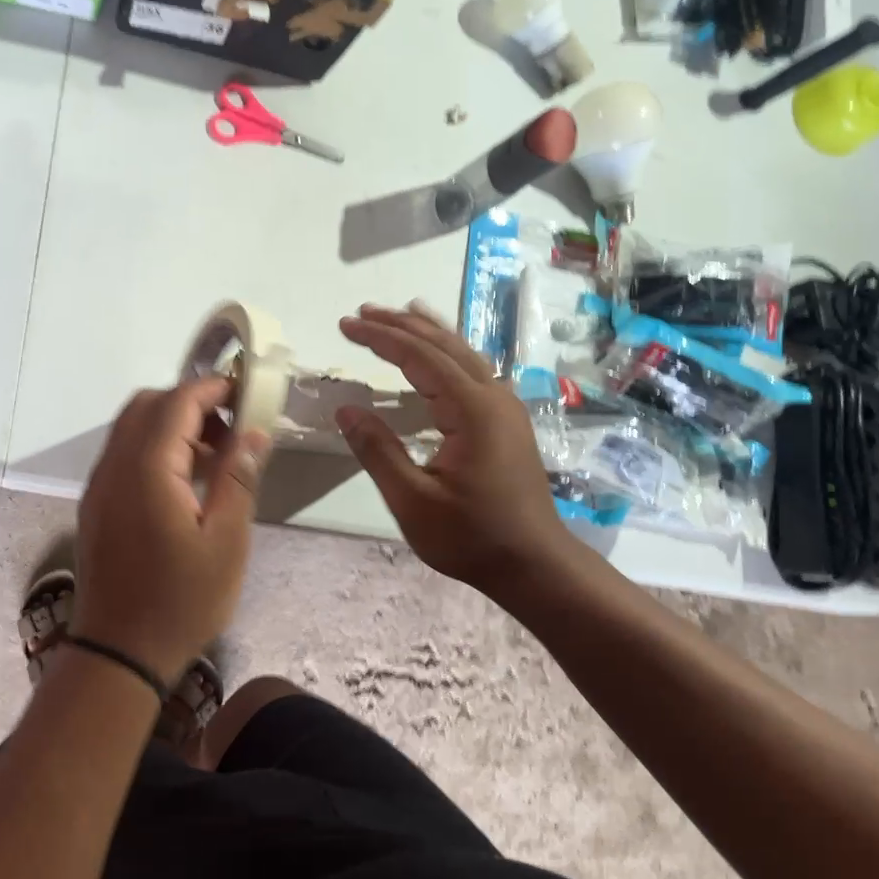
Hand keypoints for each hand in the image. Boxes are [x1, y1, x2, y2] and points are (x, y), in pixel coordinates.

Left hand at [76, 378, 270, 683]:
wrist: (118, 652)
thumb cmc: (181, 602)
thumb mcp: (225, 542)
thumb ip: (237, 478)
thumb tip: (252, 431)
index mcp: (145, 470)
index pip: (177, 402)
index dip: (212, 388)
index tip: (247, 392)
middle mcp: (113, 467)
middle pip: (146, 406)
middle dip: (190, 403)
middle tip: (231, 431)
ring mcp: (98, 487)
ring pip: (130, 430)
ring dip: (170, 426)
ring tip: (214, 460)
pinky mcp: (94, 507)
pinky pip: (121, 457)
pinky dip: (152, 450)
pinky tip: (182, 484)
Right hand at [334, 303, 579, 589]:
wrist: (534, 565)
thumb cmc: (471, 537)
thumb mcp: (412, 500)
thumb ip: (378, 451)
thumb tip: (346, 410)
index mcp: (472, 411)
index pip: (420, 358)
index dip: (380, 338)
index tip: (344, 326)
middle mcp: (493, 398)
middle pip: (444, 346)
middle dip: (400, 326)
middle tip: (360, 313)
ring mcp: (504, 409)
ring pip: (462, 354)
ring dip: (425, 333)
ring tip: (395, 313)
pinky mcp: (504, 422)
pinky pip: (471, 371)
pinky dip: (445, 352)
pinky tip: (437, 351)